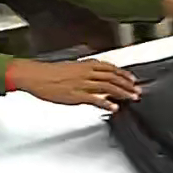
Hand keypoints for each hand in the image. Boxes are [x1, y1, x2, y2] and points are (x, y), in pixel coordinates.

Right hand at [9, 59, 141, 111]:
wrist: (36, 75)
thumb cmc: (50, 72)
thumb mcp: (71, 66)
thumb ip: (84, 69)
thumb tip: (94, 72)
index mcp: (85, 65)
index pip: (110, 68)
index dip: (123, 73)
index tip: (132, 79)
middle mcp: (86, 73)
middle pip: (112, 78)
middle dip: (127, 85)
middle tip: (137, 91)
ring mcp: (82, 84)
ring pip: (108, 87)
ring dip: (122, 93)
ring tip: (131, 98)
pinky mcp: (77, 95)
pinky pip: (95, 99)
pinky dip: (106, 103)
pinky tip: (114, 107)